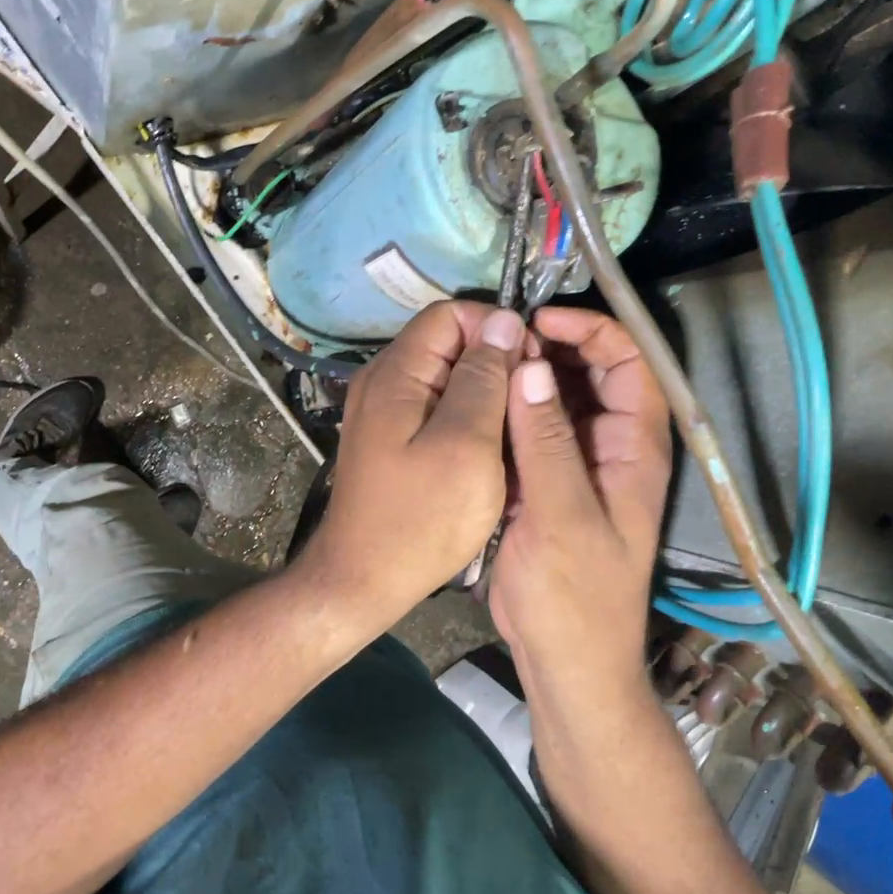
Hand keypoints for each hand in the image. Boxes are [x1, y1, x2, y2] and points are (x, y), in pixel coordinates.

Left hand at [296, 301, 524, 619]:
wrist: (363, 578)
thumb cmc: (420, 518)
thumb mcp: (466, 446)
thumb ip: (483, 380)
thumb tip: (502, 320)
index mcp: (395, 374)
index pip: (447, 315)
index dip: (493, 328)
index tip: (529, 363)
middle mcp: (381, 381)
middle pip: (444, 343)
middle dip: (492, 360)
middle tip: (526, 402)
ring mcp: (381, 411)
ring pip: (442, 376)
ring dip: (481, 391)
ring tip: (513, 426)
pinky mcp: (387, 438)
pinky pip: (431, 406)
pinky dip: (463, 415)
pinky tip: (487, 445)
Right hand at [489, 307, 672, 693]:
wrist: (564, 660)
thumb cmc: (574, 596)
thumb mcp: (560, 517)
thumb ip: (546, 443)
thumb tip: (531, 367)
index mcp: (633, 450)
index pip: (630, 365)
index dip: (591, 331)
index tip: (537, 321)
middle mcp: (609, 448)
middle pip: (591, 375)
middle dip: (549, 347)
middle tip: (496, 340)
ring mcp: (575, 466)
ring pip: (556, 399)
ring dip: (524, 375)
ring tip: (480, 362)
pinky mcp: (543, 483)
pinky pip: (529, 430)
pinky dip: (507, 409)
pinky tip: (474, 402)